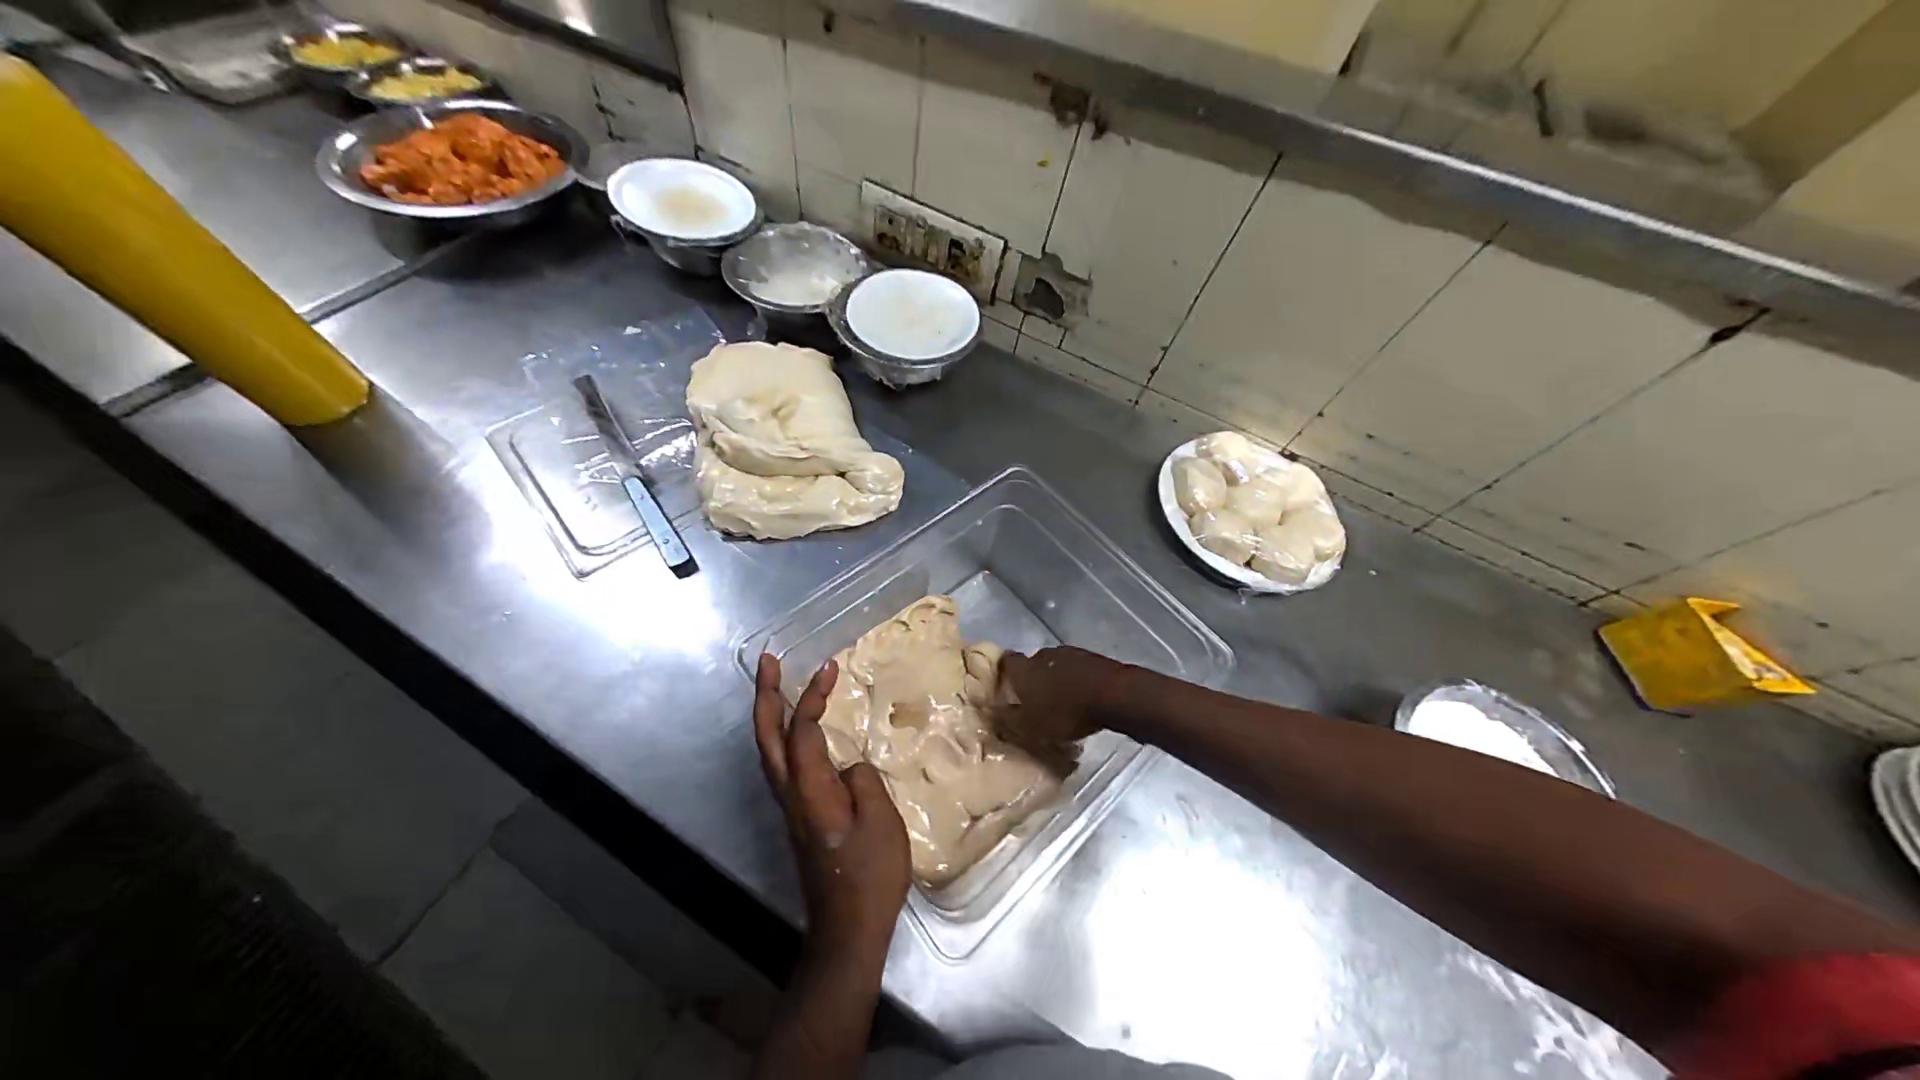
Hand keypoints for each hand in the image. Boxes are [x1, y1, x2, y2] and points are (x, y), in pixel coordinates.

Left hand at [754, 654, 909, 955]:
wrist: (848, 928)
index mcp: (809, 790)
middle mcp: (790, 794)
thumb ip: (863, 781)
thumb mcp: (881, 821)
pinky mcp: (800, 818)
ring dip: (770, 713)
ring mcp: (791, 808)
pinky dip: (786, 736)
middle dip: (765, 695)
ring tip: (778, 685)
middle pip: (766, 736)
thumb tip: (848, 766)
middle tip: (768, 660)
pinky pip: (784, 765)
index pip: (801, 730)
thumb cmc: (869, 874)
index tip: (830, 668)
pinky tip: (801, 732)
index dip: (812, 696)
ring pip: (770, 751)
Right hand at [995, 646, 1132, 750]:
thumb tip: (992, 711)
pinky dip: (1076, 682)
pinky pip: (1077, 671)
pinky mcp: (1092, 658)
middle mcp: (1042, 655)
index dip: (1004, 672)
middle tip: (1036, 701)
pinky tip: (1083, 699)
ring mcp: (1070, 653)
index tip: (1006, 686)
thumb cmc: (1066, 713)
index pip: (1006, 662)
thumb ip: (1009, 718)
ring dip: (1056, 680)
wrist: (1114, 695)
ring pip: (1056, 666)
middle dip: (1033, 680)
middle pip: (1032, 664)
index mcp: (1023, 669)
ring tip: (1062, 702)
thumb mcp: (1031, 727)